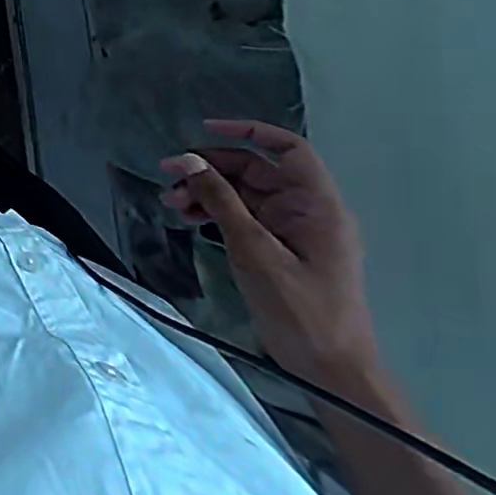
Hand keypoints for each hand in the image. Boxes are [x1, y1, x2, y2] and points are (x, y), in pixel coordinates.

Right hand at [160, 119, 378, 383]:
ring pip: (242, 193)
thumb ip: (219, 200)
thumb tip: (187, 159)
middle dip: (209, 169)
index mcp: (317, 206)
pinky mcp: (278, 248)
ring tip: (173, 204)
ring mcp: (293, 230)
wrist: (327, 366)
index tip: (204, 128)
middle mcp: (308, 211)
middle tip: (168, 176)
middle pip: (255, 171)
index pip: (288, 150)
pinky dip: (213, 211)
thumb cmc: (299, 306)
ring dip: (205, 192)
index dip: (249, 131)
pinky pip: (242, 215)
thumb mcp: (252, 248)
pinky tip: (189, 219)